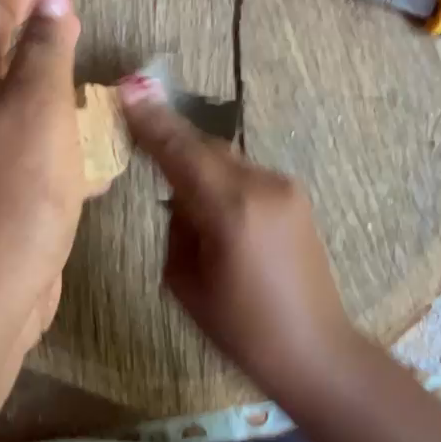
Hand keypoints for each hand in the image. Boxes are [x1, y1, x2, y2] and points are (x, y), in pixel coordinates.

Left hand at [0, 0, 83, 347]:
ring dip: (38, 65)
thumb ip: (45, 45)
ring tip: (75, 51)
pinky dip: (46, 114)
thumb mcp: (37, 103)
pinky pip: (20, 130)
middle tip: (68, 3)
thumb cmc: (16, 185)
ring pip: (5, 90)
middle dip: (27, 20)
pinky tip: (77, 126)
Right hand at [118, 74, 360, 389]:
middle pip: (202, 145)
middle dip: (168, 134)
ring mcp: (284, 187)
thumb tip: (179, 195)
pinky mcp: (295, 196)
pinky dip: (218, 175)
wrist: (316, 351)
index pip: (179, 151)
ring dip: (193, 159)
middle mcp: (261, 185)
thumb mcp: (184, 279)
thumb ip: (177, 223)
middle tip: (134, 114)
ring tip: (168, 172)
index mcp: (230, 209)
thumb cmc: (241, 329)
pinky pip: (242, 172)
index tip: (124, 90)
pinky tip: (205, 198)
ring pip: (223, 157)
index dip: (149, 121)